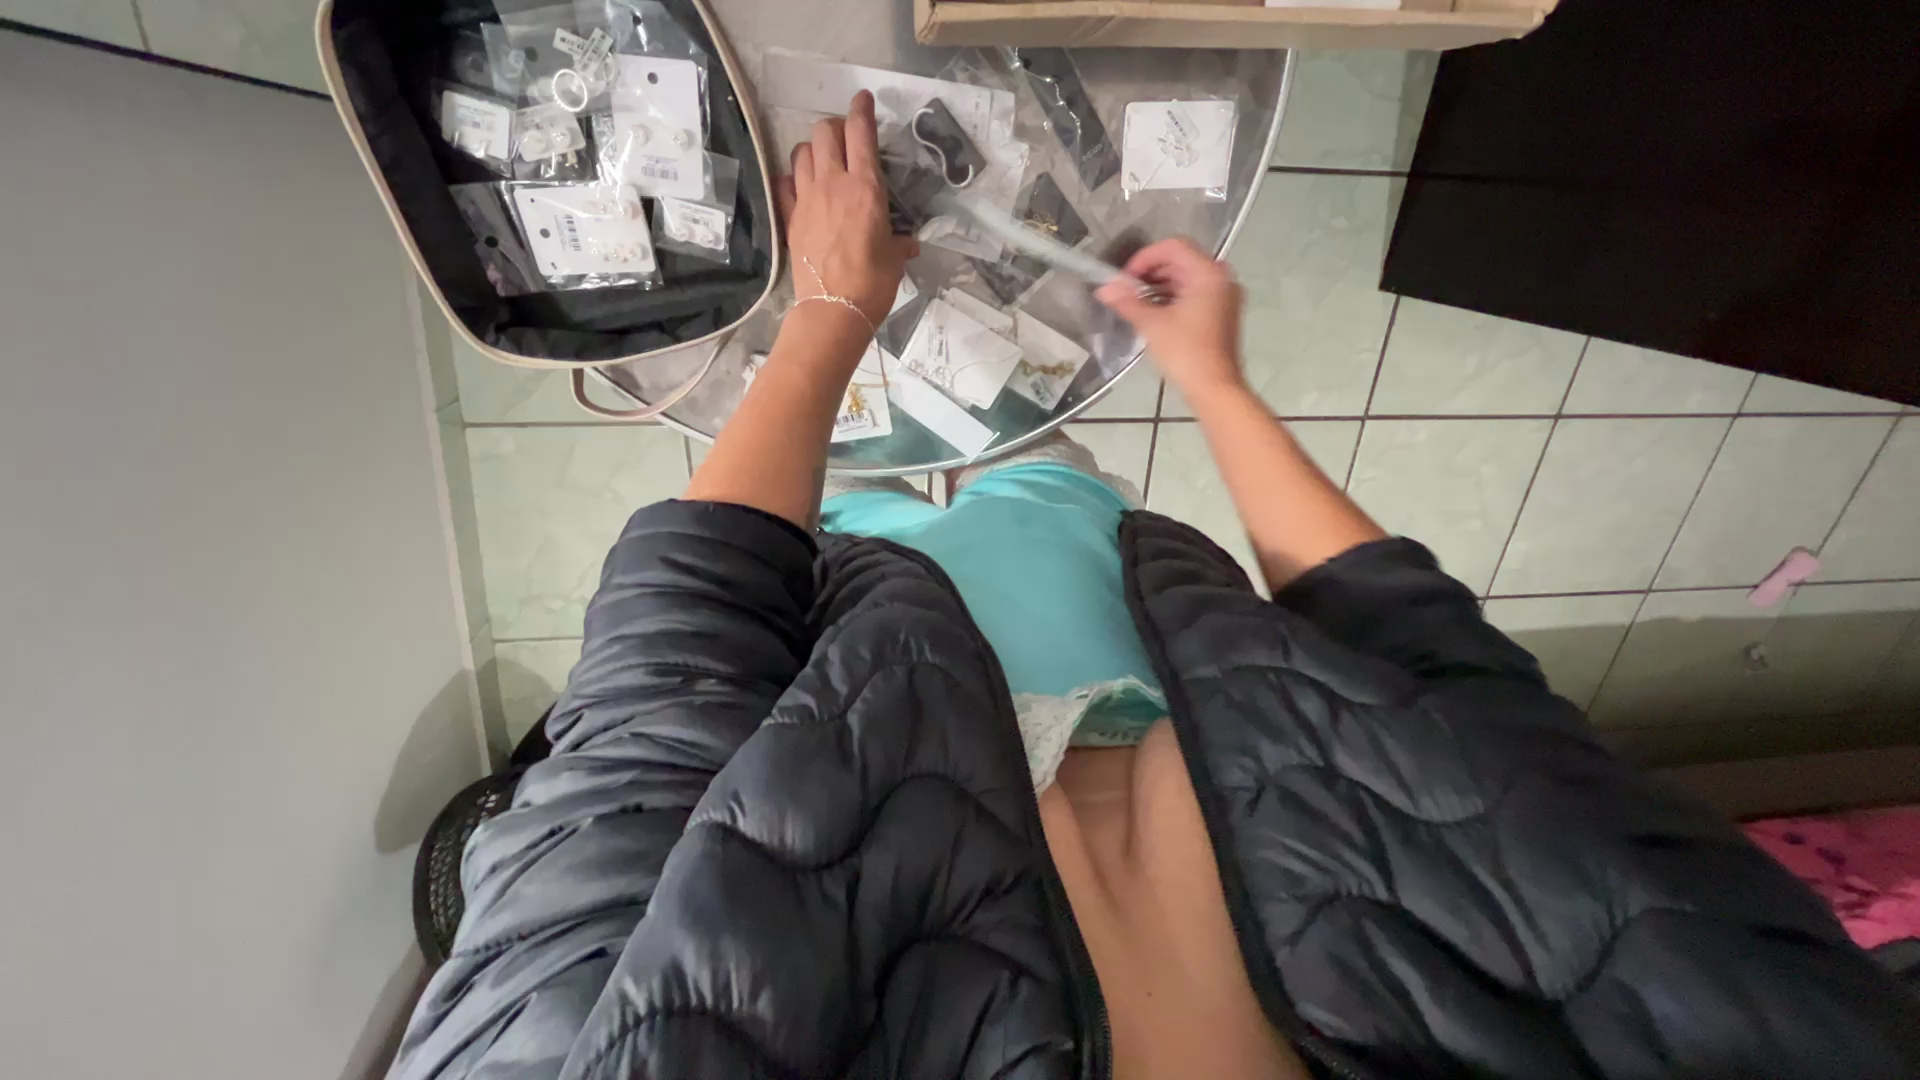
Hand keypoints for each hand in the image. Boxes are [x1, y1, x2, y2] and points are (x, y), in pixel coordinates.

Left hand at [777, 90, 917, 328]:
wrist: (833, 311)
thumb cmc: (872, 285)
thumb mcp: (895, 260)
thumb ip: (899, 243)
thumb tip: (907, 242)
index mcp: (865, 188)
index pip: (860, 132)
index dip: (861, 110)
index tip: (864, 100)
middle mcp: (832, 184)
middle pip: (824, 132)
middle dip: (834, 128)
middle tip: (845, 140)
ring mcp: (807, 200)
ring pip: (801, 152)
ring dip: (813, 150)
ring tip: (823, 162)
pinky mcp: (790, 218)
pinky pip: (786, 183)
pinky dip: (793, 178)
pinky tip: (802, 187)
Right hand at [1096, 237, 1244, 398]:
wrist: (1215, 387)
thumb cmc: (1185, 353)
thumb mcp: (1152, 325)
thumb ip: (1127, 302)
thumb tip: (1104, 288)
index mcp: (1207, 273)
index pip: (1172, 246)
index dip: (1144, 258)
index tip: (1125, 280)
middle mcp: (1220, 277)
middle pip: (1180, 260)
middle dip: (1150, 273)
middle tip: (1127, 292)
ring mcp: (1224, 295)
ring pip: (1186, 278)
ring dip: (1159, 287)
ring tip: (1136, 305)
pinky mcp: (1222, 312)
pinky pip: (1194, 293)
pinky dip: (1173, 298)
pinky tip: (1154, 315)